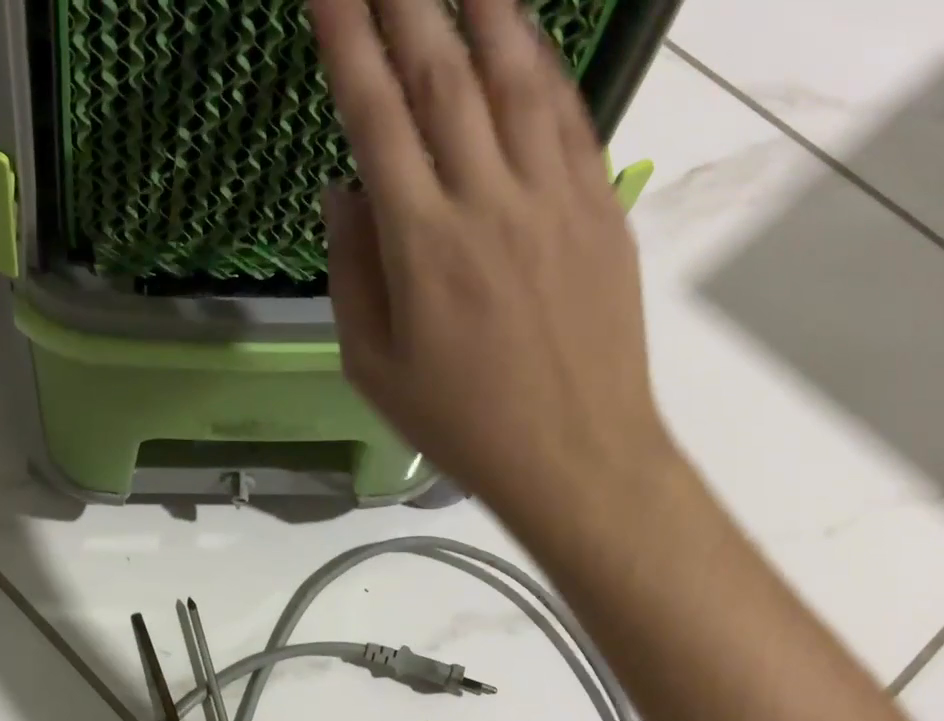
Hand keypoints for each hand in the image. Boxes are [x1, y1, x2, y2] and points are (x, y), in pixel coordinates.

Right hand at [311, 0, 673, 520]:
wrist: (574, 452)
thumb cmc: (456, 420)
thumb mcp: (371, 364)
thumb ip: (352, 271)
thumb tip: (342, 189)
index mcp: (422, 246)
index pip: (376, 121)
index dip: (349, 45)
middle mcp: (489, 202)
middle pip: (445, 78)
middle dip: (408, 4)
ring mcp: (555, 197)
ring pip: (518, 77)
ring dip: (484, 8)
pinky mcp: (601, 206)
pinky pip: (570, 114)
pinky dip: (542, 62)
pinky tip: (520, 31)